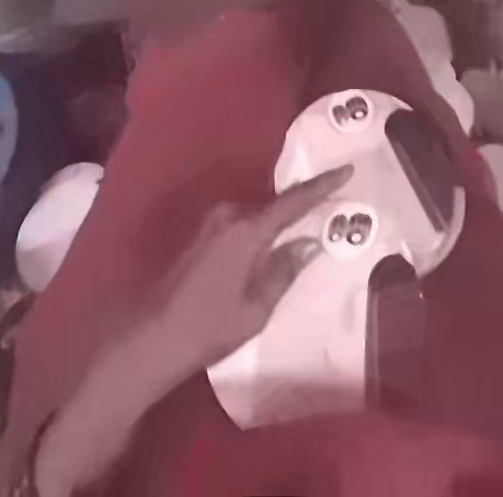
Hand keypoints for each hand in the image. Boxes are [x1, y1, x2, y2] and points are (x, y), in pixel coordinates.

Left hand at [144, 165, 353, 369]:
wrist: (157, 333)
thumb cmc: (211, 326)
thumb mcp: (258, 307)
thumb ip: (285, 270)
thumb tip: (310, 242)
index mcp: (246, 230)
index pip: (292, 202)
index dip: (321, 186)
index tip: (345, 169)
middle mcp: (229, 215)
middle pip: (274, 206)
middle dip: (301, 209)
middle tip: (329, 214)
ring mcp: (212, 222)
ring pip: (257, 215)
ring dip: (279, 225)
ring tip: (303, 240)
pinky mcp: (203, 233)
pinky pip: (242, 223)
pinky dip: (261, 232)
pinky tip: (270, 251)